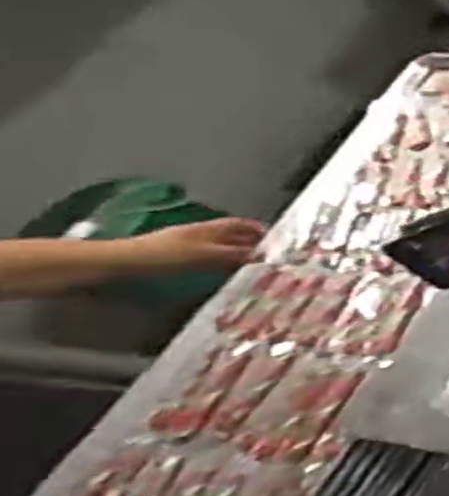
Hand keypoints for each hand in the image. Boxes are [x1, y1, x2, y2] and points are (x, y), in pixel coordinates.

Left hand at [128, 217, 263, 271]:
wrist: (122, 262)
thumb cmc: (166, 254)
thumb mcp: (207, 254)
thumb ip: (237, 254)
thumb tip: (267, 255)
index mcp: (209, 229)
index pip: (241, 224)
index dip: (259, 229)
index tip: (279, 239)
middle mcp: (201, 234)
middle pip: (234, 235)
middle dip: (254, 243)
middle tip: (274, 256)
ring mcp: (190, 246)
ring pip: (223, 247)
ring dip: (241, 254)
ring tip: (258, 265)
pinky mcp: (181, 258)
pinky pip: (212, 258)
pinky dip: (226, 263)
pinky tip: (231, 271)